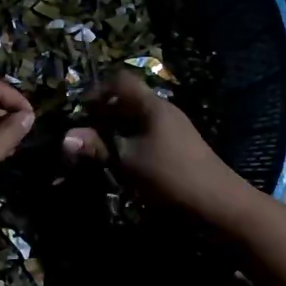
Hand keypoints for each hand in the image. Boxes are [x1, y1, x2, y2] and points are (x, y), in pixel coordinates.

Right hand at [62, 71, 247, 213]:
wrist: (218, 205)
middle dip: (102, 115)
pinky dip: (129, 146)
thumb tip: (67, 137)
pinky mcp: (177, 150)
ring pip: (135, 122)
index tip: (80, 111)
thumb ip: (97, 146)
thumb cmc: (170, 175)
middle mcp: (164, 111)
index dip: (97, 90)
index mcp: (152, 105)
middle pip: (127, 102)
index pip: (121, 81)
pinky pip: (146, 138)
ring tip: (96, 151)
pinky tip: (119, 164)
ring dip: (115, 133)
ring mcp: (173, 130)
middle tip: (82, 134)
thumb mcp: (128, 160)